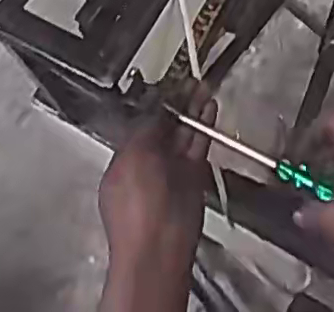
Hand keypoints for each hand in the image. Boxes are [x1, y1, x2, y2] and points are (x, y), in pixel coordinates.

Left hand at [97, 95, 214, 311]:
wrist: (158, 251)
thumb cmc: (136, 207)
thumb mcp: (135, 155)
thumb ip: (146, 129)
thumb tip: (156, 111)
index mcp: (124, 163)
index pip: (140, 125)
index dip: (155, 104)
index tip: (168, 84)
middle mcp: (147, 166)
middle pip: (164, 128)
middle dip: (177, 104)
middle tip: (189, 82)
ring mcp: (171, 173)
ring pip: (183, 135)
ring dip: (193, 111)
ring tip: (203, 86)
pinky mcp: (192, 180)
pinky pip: (198, 146)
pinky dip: (204, 126)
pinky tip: (209, 108)